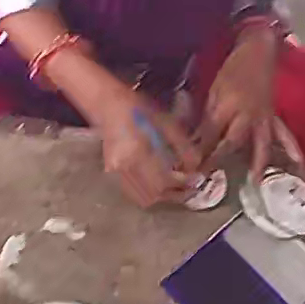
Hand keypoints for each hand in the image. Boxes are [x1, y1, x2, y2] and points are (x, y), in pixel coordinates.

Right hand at [86, 81, 200, 206]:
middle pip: (153, 195)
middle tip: (190, 185)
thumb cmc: (140, 109)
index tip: (196, 178)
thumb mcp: (167, 122)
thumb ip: (183, 146)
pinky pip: (134, 194)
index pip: (163, 180)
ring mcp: (115, 173)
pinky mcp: (112, 175)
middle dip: (175, 194)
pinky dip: (150, 194)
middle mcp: (124, 166)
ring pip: (143, 198)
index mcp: (137, 151)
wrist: (108, 105)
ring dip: (163, 196)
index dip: (182, 183)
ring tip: (177, 186)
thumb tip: (195, 167)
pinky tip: (161, 184)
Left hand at [197, 26, 280, 176]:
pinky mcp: (273, 116)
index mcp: (229, 104)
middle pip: (233, 141)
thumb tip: (195, 138)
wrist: (260, 51)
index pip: (212, 131)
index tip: (190, 163)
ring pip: (260, 142)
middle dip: (221, 159)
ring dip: (258, 163)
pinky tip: (297, 160)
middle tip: (210, 176)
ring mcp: (263, 116)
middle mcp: (247, 114)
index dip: (200, 147)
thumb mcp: (214, 89)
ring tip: (257, 182)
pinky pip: (282, 133)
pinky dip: (290, 147)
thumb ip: (207, 115)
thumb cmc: (234, 68)